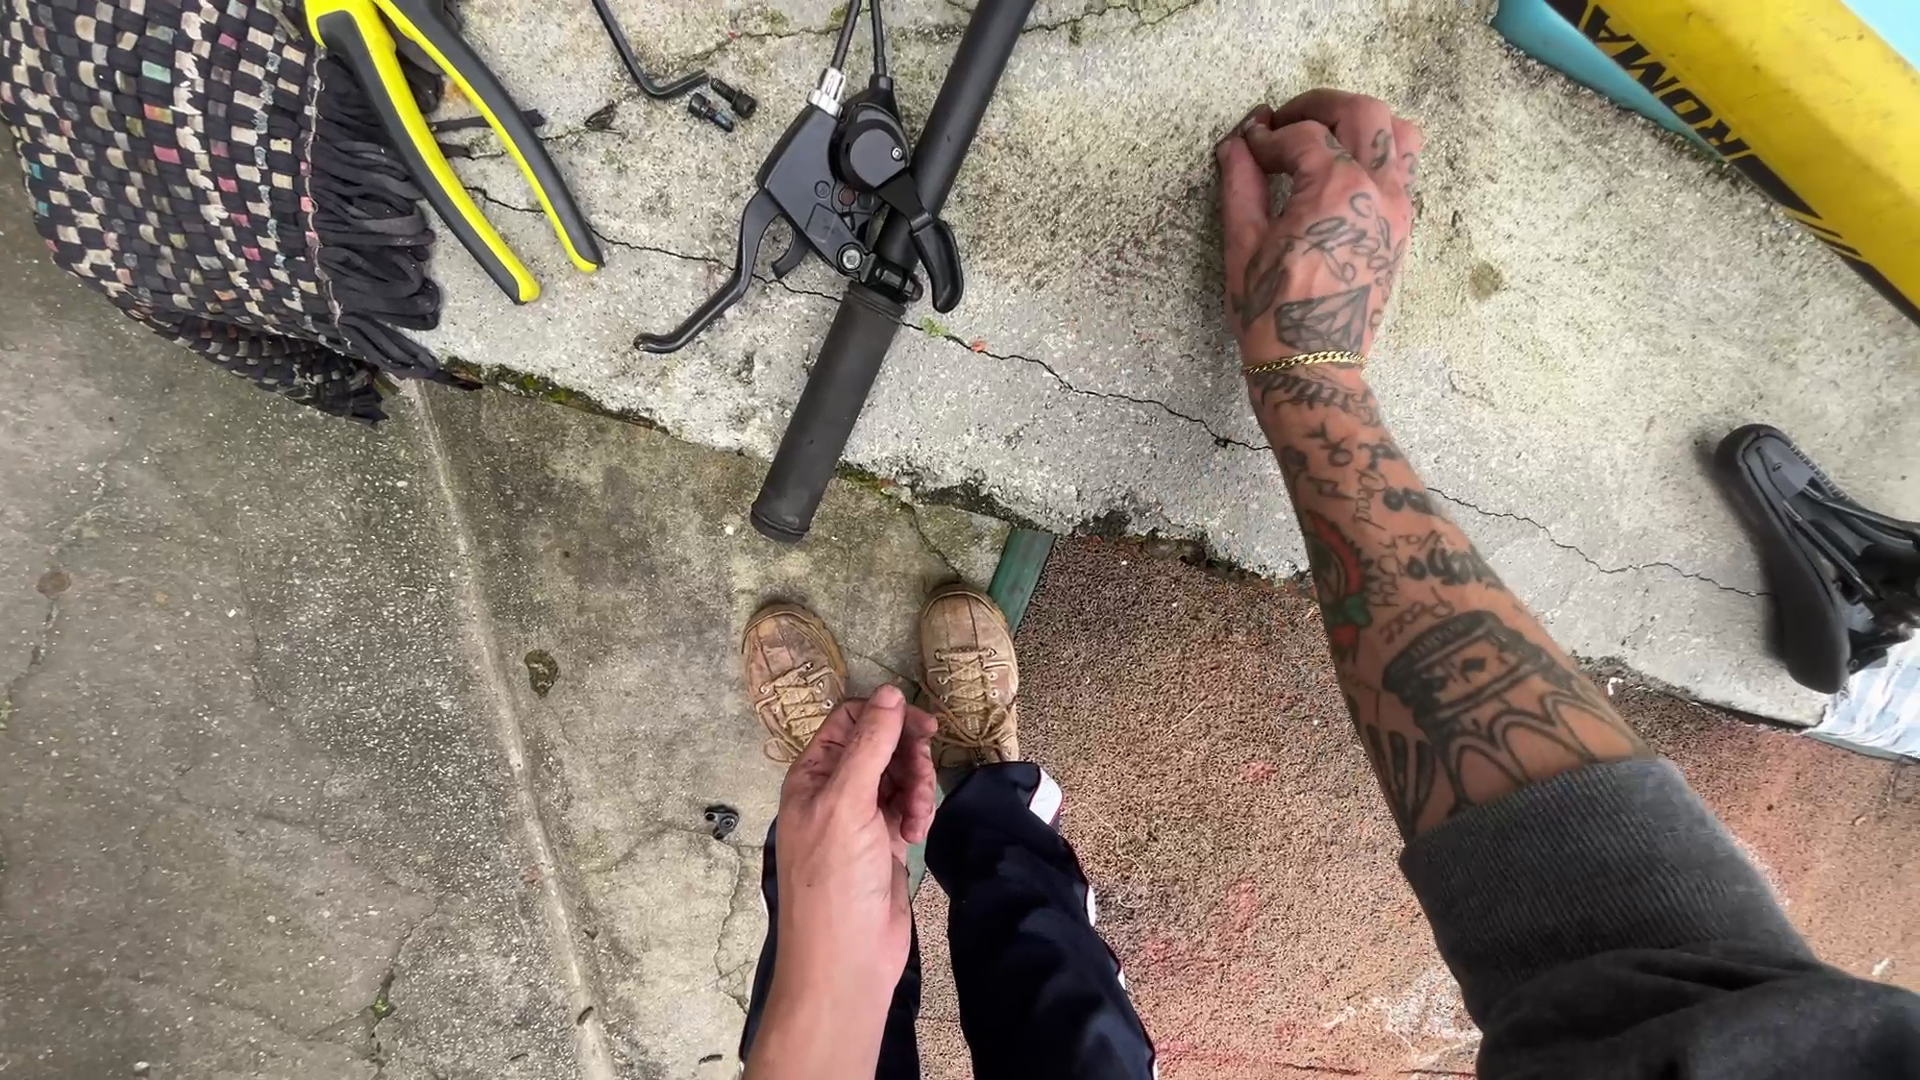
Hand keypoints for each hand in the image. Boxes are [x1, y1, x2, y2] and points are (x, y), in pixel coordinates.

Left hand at [745, 685, 935, 1079]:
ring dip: (917, 785)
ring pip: (900, 773)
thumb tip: (891, 692)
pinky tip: (918, 831)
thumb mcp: (847, 802)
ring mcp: (861, 815)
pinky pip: (909, 803)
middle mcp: (835, 788)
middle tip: (922, 774)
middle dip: (907, 755)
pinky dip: (919, 810)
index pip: (851, 721)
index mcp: (813, 773)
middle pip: (881, 744)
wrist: (847, 961)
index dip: (886, 717)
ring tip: (919, 814)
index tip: (923, 725)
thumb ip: (870, 744)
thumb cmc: (835, 880)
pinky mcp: (885, 838)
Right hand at [1216, 90, 1422, 365]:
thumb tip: (1235, 149)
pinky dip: (1376, 155)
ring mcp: (1398, 208)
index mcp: (1334, 191)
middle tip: (1284, 122)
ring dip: (1360, 123)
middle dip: (1318, 107)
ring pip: (1398, 133)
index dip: (1268, 137)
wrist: (1309, 362)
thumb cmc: (1270, 313)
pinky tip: (1341, 175)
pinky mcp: (1402, 229)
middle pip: (1361, 112)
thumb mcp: (1243, 248)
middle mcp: (1377, 189)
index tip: (1246, 147)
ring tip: (1324, 139)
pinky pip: (1403, 170)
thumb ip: (1240, 187)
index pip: (1303, 136)